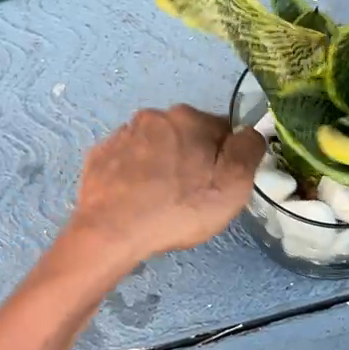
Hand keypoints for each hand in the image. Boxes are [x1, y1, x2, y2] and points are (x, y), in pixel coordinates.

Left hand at [65, 106, 266, 265]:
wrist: (110, 232)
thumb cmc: (179, 209)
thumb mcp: (233, 185)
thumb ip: (248, 150)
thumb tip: (249, 132)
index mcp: (190, 118)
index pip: (222, 130)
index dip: (226, 158)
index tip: (219, 184)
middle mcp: (154, 116)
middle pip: (186, 136)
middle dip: (192, 158)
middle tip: (191, 195)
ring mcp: (122, 135)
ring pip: (155, 147)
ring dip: (162, 165)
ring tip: (160, 200)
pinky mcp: (99, 156)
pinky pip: (128, 161)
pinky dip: (135, 174)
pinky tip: (135, 200)